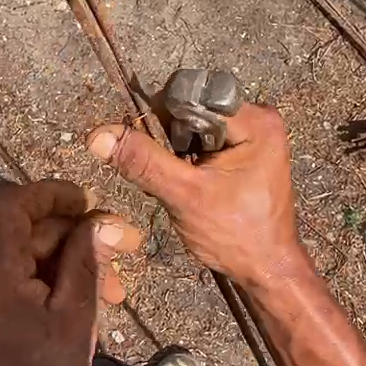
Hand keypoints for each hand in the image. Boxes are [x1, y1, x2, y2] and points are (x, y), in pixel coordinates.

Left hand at [0, 180, 139, 365]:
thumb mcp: (74, 318)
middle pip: (28, 231)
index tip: (87, 202)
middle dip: (77, 237)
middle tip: (124, 250)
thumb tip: (102, 221)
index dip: (51, 193)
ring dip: (70, 262)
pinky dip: (50, 279)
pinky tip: (84, 300)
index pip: (14, 204)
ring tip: (112, 292)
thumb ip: (85, 263)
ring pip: (29, 255)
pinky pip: (19, 275)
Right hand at [87, 104, 307, 289]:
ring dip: (175, 152)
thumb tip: (99, 135)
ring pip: (192, 127)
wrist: (267, 268)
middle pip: (190, 109)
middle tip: (171, 175)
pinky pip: (201, 142)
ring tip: (180, 183)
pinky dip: (186, 160)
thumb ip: (143, 162)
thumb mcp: (184, 195)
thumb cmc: (237, 235)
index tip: (154, 153)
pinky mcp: (243, 152)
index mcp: (255, 120)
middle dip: (169, 139)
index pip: (190, 97)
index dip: (163, 120)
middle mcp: (257, 118)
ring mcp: (251, 135)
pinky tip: (188, 184)